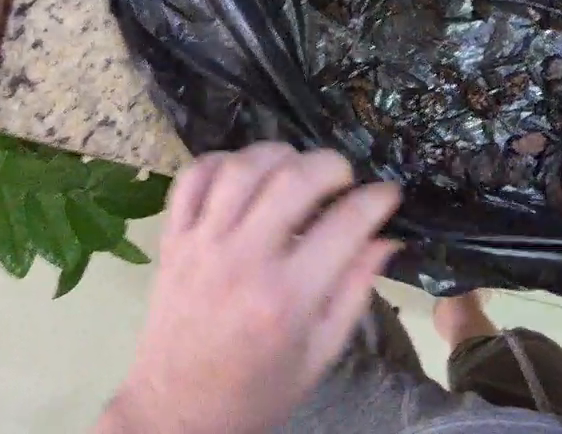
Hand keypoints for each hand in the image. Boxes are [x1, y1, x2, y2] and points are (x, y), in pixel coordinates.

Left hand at [97, 143, 401, 433]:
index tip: (388, 192)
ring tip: (296, 165)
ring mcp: (201, 244)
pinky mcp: (173, 238)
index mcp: (286, 299)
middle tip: (344, 177)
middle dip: (330, 165)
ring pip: (241, 168)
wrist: (176, 412)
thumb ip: (354, 292)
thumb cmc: (256, 391)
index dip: (375, 200)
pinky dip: (219, 161)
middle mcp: (243, 261)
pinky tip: (243, 171)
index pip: (343, 226)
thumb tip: (386, 238)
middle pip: (292, 180)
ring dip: (277, 154)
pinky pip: (192, 178)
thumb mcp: (319, 356)